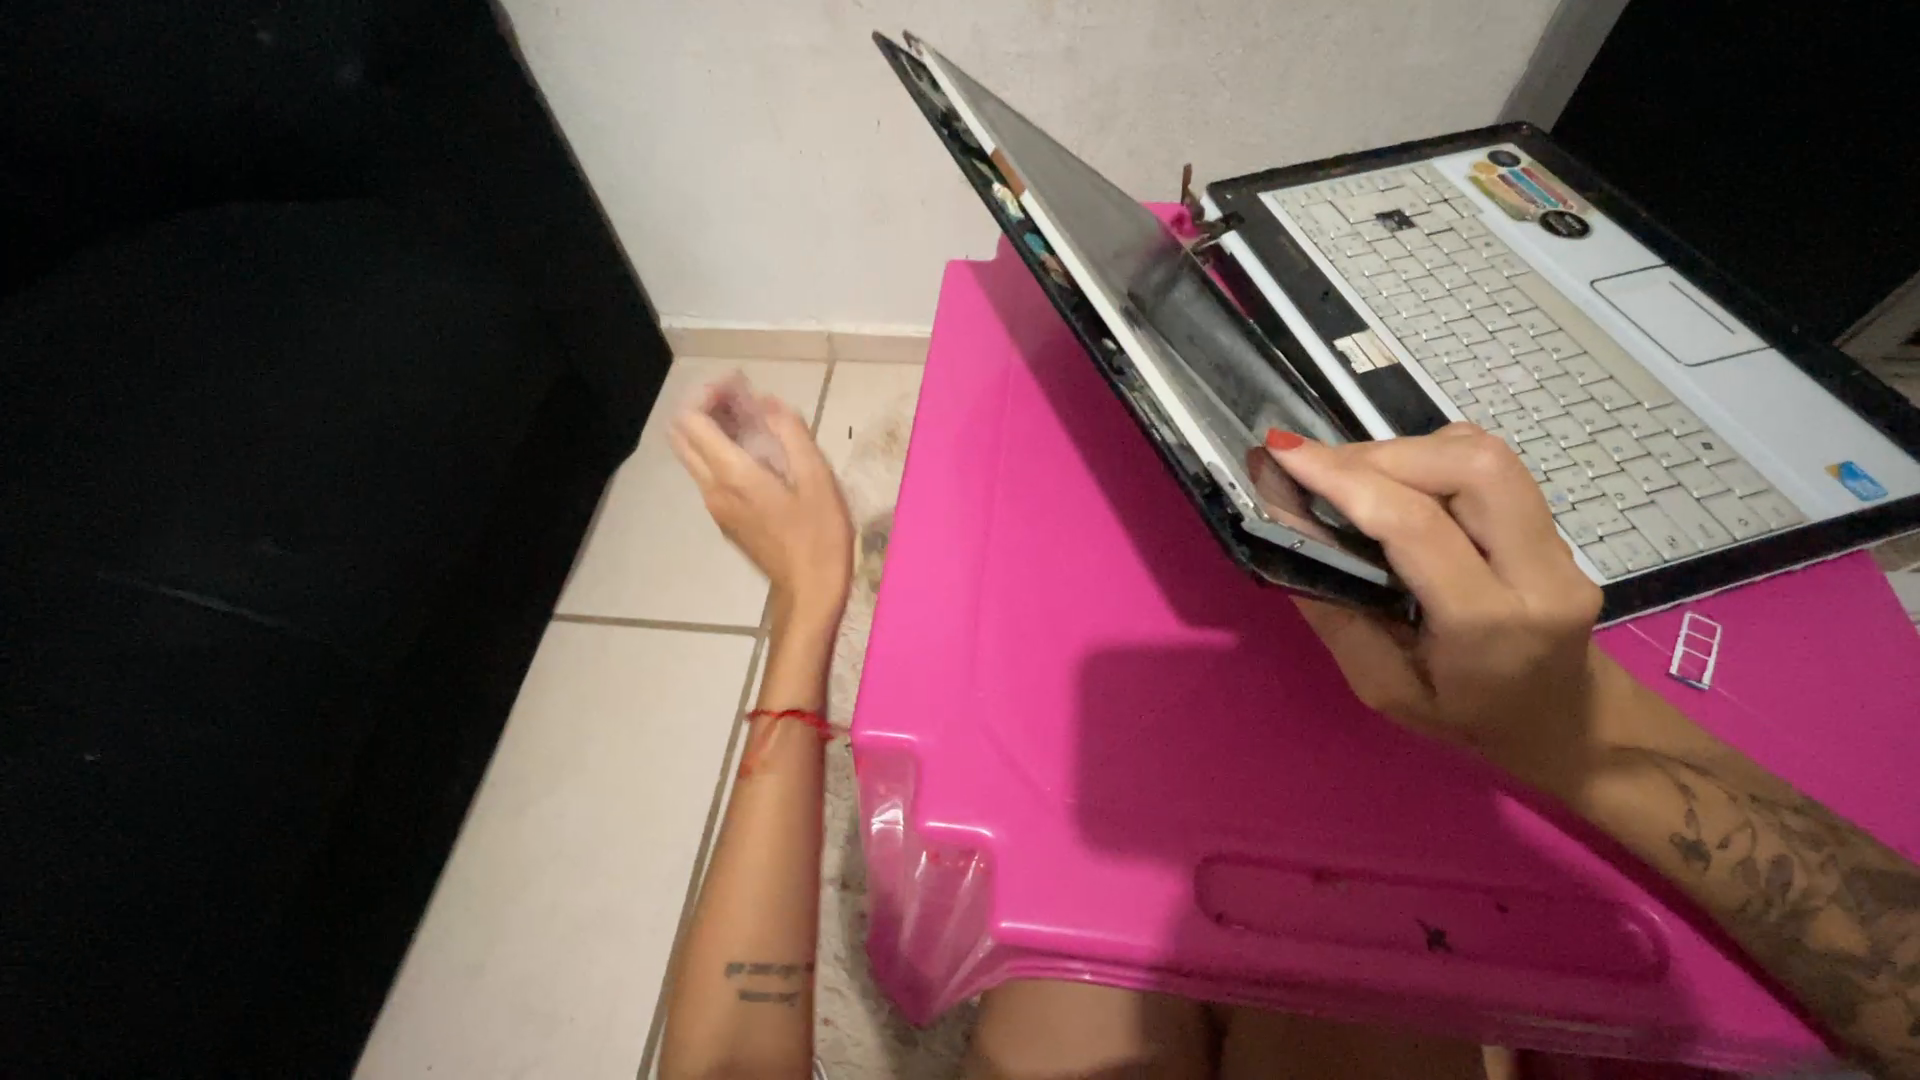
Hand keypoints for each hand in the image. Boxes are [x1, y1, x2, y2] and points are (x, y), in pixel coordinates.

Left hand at [671, 393, 853, 630]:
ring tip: (753, 418)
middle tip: (741, 397)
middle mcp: (713, 489)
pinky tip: (760, 452)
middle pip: (682, 435)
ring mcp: (716, 507)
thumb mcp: (817, 479)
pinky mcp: (726, 519)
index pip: (692, 419)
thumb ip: (791, 433)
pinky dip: (722, 450)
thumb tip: (768, 402)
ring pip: (694, 455)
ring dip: (713, 428)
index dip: (708, 392)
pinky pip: (710, 474)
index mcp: (733, 475)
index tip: (739, 383)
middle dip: (704, 406)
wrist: (809, 592)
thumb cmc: (819, 536)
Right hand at [1265, 424, 1618, 786]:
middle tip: (1317, 469)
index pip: (1417, 525)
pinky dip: (1427, 459)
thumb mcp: (1385, 690)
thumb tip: (1291, 538)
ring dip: (1402, 452)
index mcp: (1489, 624)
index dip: (1345, 479)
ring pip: (1482, 454)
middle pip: (1468, 466)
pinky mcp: (1553, 525)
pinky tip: (1395, 485)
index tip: (1284, 454)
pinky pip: (1489, 466)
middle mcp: (1538, 572)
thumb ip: (1337, 617)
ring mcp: (1557, 544)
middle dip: (1377, 454)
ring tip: (1350, 478)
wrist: (1570, 724)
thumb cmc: (1469, 719)